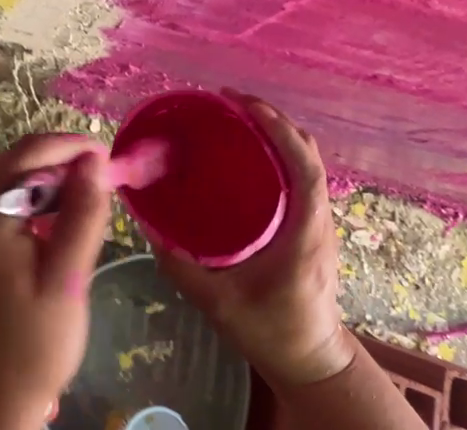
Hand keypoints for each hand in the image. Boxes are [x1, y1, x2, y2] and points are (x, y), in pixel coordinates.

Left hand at [0, 134, 113, 427]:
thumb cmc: (30, 344)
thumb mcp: (67, 278)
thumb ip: (83, 213)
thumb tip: (95, 161)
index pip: (29, 154)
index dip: (71, 147)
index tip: (108, 154)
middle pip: (10, 163)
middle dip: (55, 165)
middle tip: (99, 179)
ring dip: (37, 184)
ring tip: (78, 200)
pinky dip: (16, 203)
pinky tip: (44, 222)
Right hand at [148, 91, 356, 390]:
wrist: (314, 363)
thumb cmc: (272, 332)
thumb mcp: (218, 303)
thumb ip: (181, 267)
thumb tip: (147, 226)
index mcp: (305, 229)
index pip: (303, 162)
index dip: (276, 125)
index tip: (240, 103)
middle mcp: (318, 217)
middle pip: (306, 150)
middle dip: (271, 118)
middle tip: (228, 104)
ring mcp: (319, 220)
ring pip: (305, 160)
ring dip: (276, 132)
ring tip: (234, 119)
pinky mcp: (312, 226)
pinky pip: (300, 174)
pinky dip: (277, 152)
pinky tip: (245, 155)